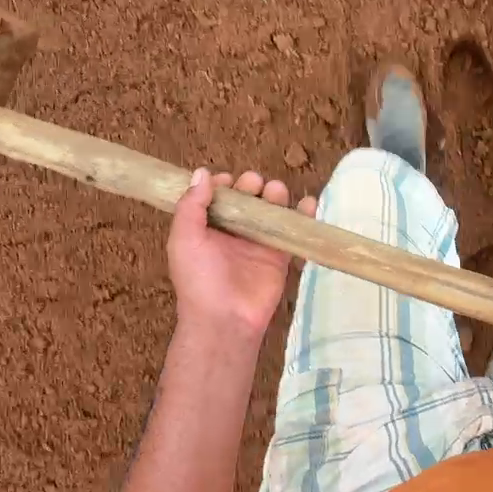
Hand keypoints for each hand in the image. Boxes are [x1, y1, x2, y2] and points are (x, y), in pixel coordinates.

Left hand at [168, 168, 316, 338]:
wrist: (225, 319)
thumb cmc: (199, 279)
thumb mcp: (184, 240)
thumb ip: (191, 206)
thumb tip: (202, 172)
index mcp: (206, 227)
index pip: (217, 196)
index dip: (223, 184)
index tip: (227, 181)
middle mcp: (233, 232)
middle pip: (247, 198)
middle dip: (252, 185)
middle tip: (254, 185)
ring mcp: (258, 242)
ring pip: (271, 209)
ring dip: (276, 194)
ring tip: (276, 191)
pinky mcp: (280, 255)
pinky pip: (294, 230)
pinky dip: (304, 214)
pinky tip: (308, 202)